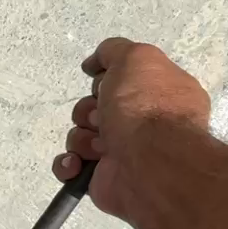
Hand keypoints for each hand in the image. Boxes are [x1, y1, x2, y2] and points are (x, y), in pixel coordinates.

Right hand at [52, 38, 210, 219]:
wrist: (151, 164)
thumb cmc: (145, 108)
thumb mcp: (137, 58)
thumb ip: (116, 50)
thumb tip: (96, 63)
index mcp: (158, 95)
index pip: (120, 81)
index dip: (105, 79)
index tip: (104, 82)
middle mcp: (143, 123)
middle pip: (93, 108)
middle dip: (88, 110)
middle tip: (102, 117)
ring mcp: (123, 152)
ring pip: (79, 136)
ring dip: (81, 138)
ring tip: (99, 146)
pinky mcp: (102, 178)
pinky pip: (71, 166)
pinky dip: (68, 164)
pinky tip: (79, 163)